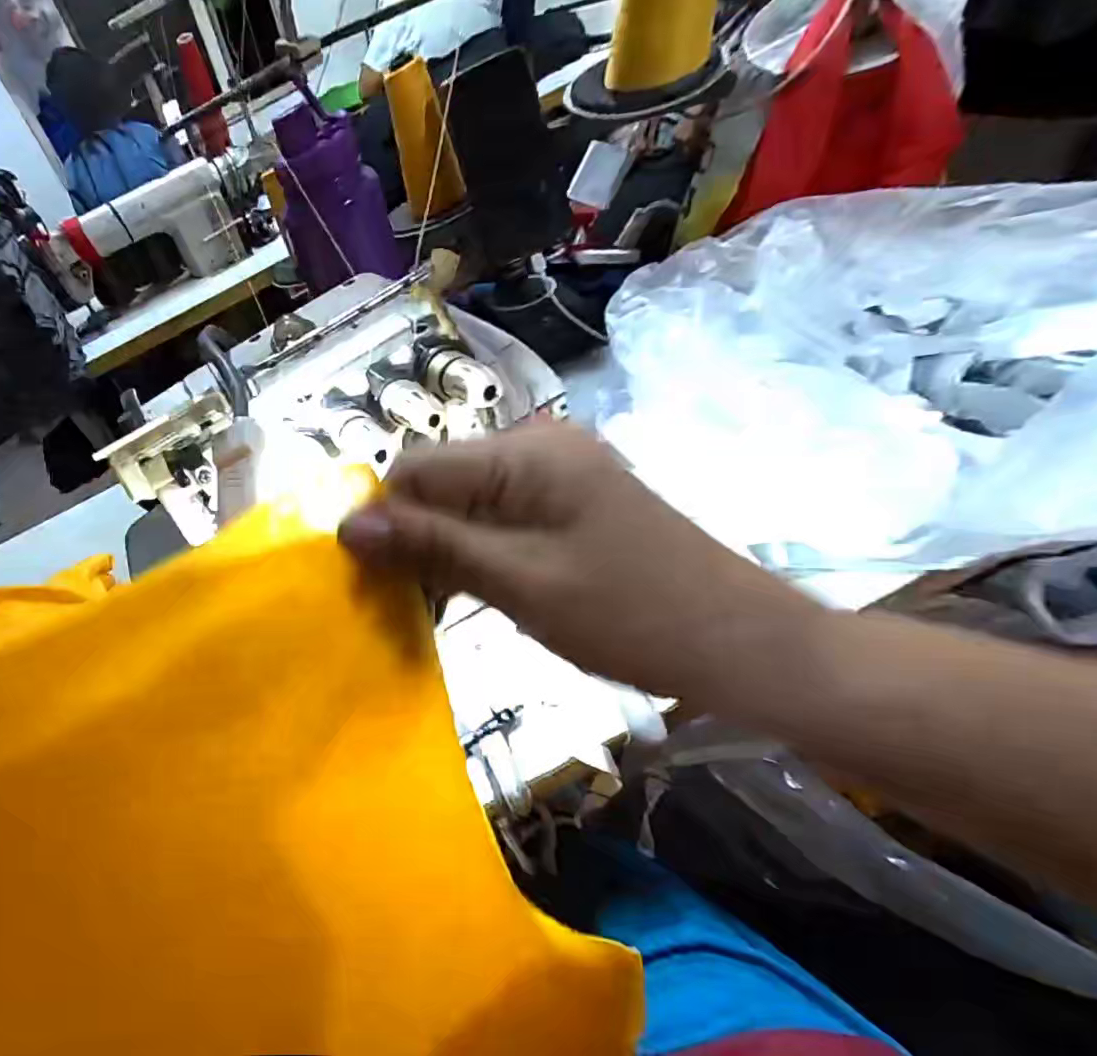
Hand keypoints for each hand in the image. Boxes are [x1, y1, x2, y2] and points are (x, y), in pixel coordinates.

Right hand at [338, 420, 821, 697]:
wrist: (749, 649)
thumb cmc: (633, 616)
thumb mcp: (519, 582)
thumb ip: (430, 546)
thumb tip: (347, 526)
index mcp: (526, 453)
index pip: (415, 468)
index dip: (383, 517)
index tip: (368, 576)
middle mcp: (534, 446)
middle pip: (435, 482)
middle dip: (409, 536)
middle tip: (399, 598)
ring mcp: (552, 472)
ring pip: (458, 503)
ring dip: (436, 548)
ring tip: (432, 600)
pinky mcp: (562, 500)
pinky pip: (490, 516)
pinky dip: (469, 551)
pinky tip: (467, 588)